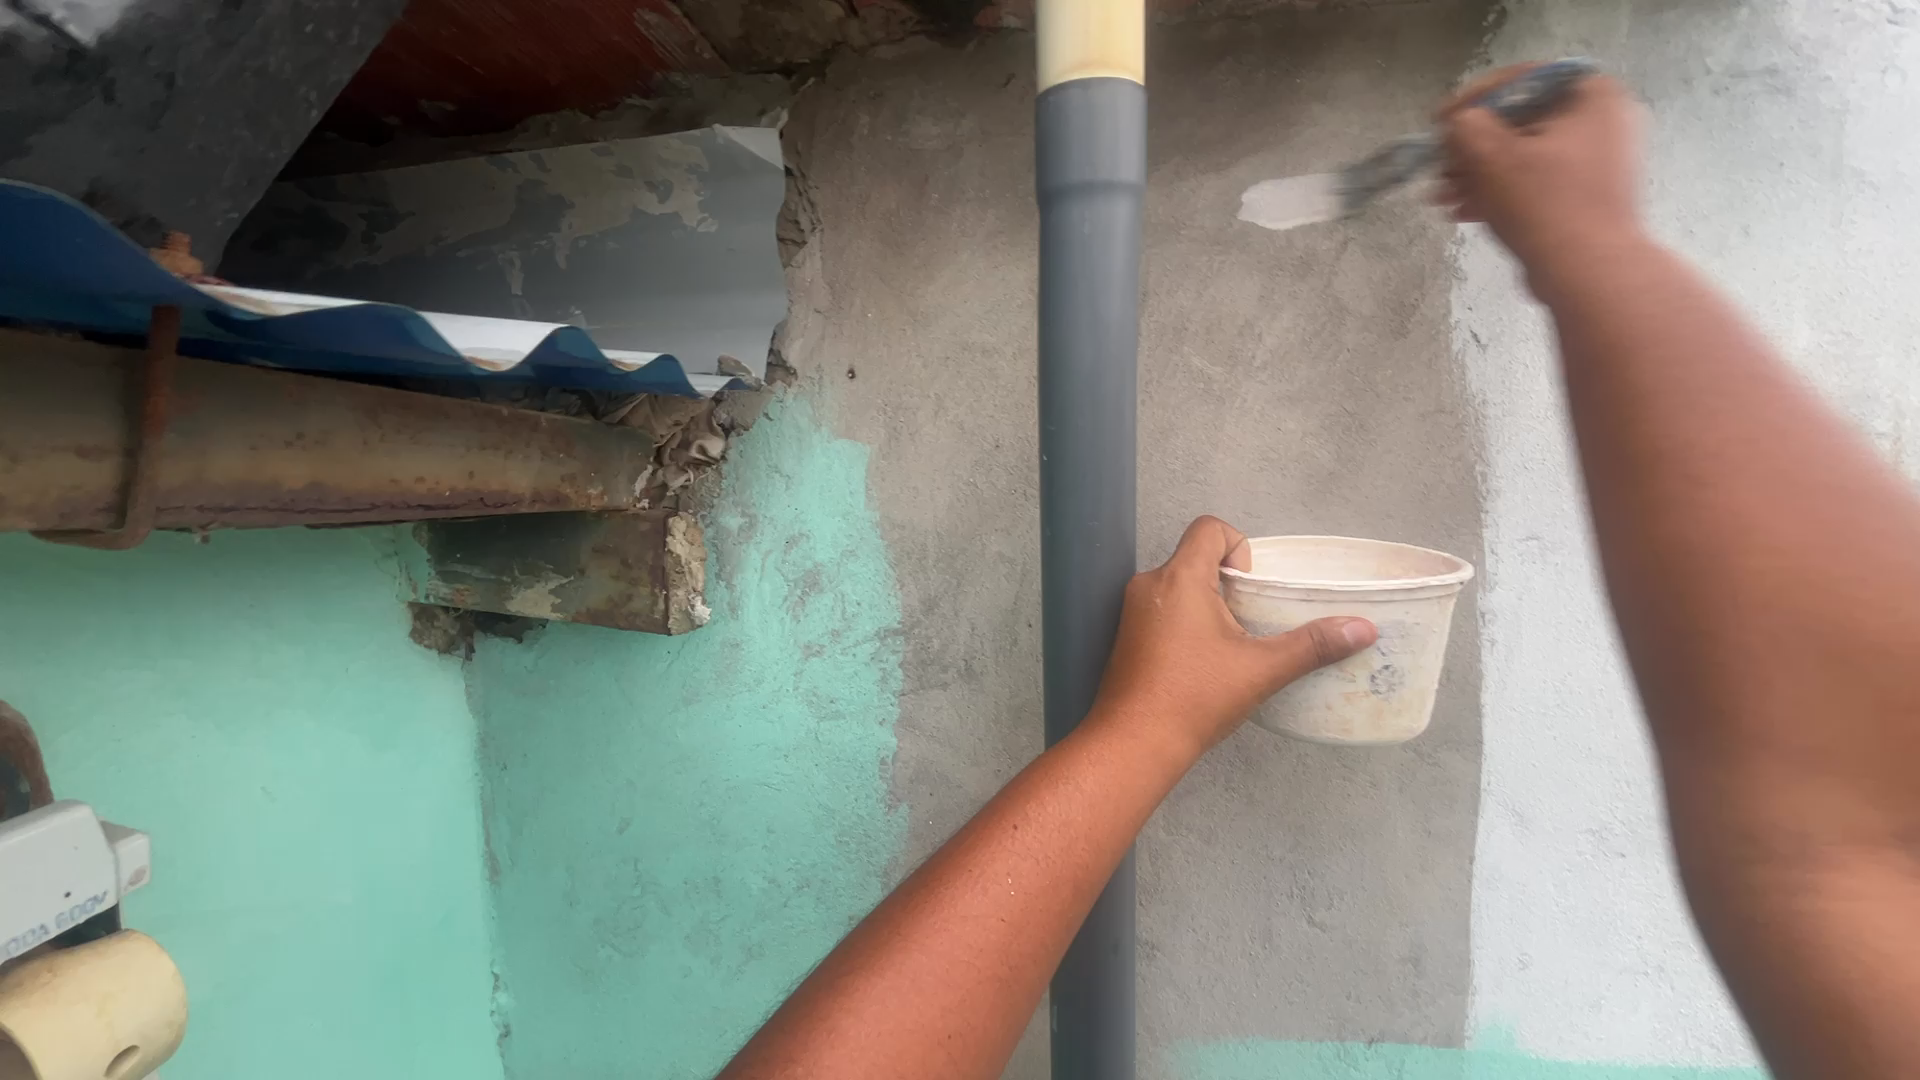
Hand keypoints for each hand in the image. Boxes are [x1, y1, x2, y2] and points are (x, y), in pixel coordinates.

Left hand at [1088, 516, 1376, 759]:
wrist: (1134, 740)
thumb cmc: (1195, 697)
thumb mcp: (1261, 669)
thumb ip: (1312, 645)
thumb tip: (1363, 628)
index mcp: (1178, 578)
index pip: (1209, 528)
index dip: (1239, 545)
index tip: (1252, 586)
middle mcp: (1149, 584)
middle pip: (1194, 558)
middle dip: (1228, 581)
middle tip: (1250, 619)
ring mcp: (1132, 611)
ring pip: (1177, 587)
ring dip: (1208, 603)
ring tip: (1231, 643)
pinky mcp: (1127, 635)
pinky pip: (1161, 610)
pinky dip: (1185, 622)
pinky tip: (1202, 661)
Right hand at [1433, 64, 1647, 269]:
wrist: (1586, 268)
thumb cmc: (1543, 204)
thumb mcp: (1493, 158)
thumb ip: (1466, 129)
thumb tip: (1455, 124)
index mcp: (1592, 97)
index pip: (1524, 80)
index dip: (1474, 99)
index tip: (1438, 123)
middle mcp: (1600, 121)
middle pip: (1519, 123)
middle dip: (1468, 149)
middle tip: (1436, 170)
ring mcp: (1594, 161)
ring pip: (1520, 157)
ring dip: (1474, 176)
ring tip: (1441, 200)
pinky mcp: (1581, 196)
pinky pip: (1531, 184)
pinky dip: (1495, 194)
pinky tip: (1463, 213)